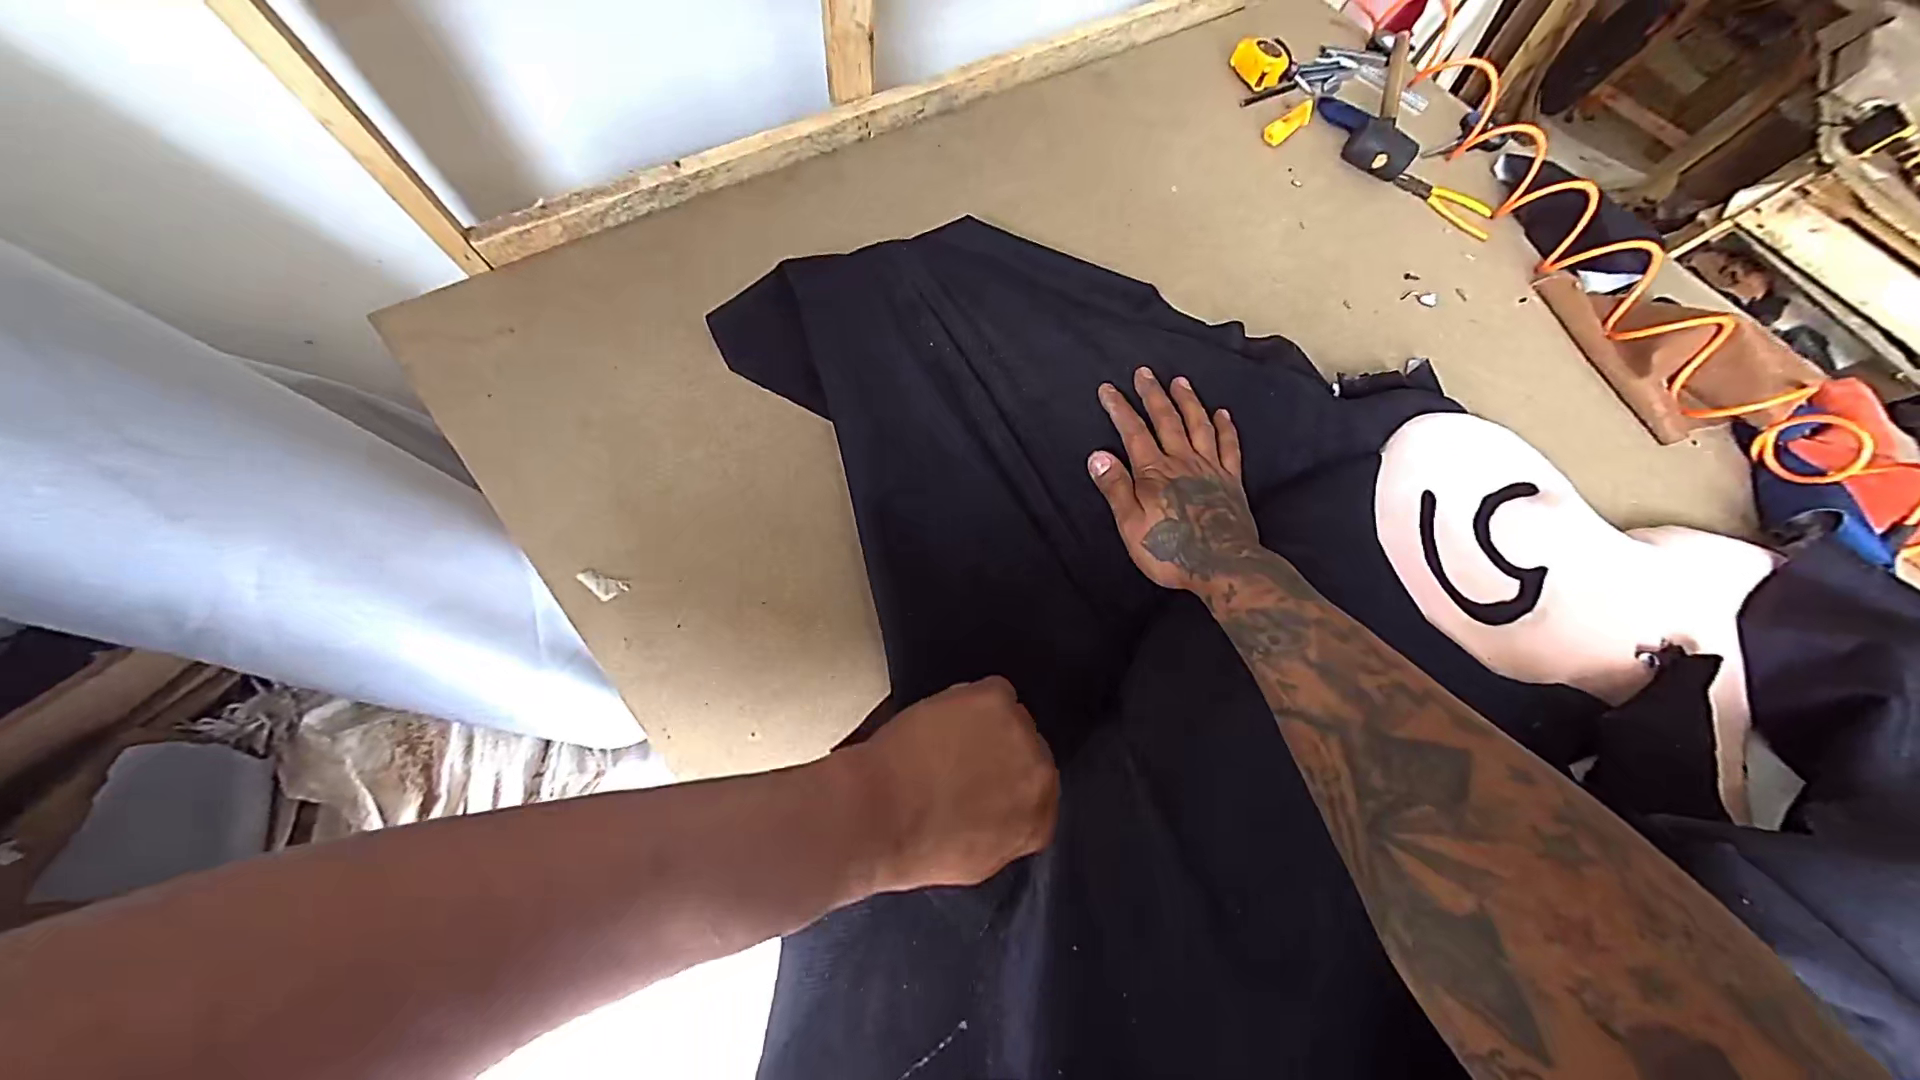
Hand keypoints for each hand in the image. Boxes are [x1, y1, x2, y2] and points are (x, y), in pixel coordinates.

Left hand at [846, 677, 1057, 891]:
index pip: (1038, 792)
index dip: (1009, 781)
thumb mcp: (976, 862)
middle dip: (1001, 752)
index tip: (987, 777)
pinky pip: (997, 690)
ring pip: (1011, 716)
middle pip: (1030, 749)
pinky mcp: (994, 701)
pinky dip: (972, 698)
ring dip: (986, 724)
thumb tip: (1002, 810)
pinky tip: (947, 717)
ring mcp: (1019, 732)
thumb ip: (1006, 833)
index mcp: (1038, 820)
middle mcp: (1039, 773)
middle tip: (963, 756)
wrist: (881, 812)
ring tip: (946, 738)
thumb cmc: (917, 844)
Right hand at [1089, 368, 1261, 594]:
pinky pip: (1229, 447)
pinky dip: (1225, 428)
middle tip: (1144, 373)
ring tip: (1179, 382)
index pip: (1132, 432)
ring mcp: (1209, 469)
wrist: (1223, 566)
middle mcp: (1182, 462)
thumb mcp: (1131, 524)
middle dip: (1152, 395)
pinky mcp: (1230, 481)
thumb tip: (1097, 455)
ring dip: (1188, 401)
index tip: (1108, 389)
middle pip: (1166, 420)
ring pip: (1198, 426)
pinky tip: (1222, 414)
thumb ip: (1115, 488)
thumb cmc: (1171, 550)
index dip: (1119, 408)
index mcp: (1154, 473)